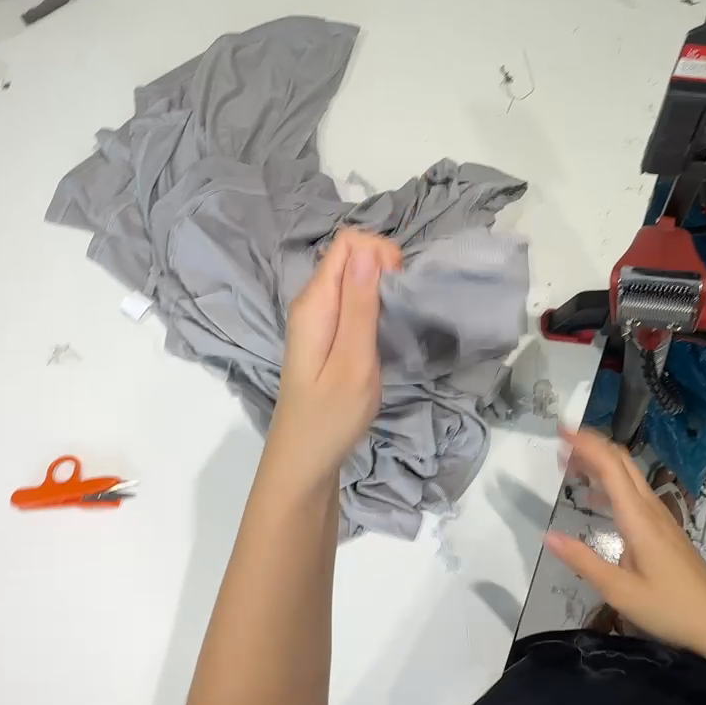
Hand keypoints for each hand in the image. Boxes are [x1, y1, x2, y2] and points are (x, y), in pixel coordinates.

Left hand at [266, 229, 403, 485]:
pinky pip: (353, 302)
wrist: (305, 462)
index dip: (381, 252)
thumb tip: (370, 248)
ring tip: (396, 323)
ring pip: (355, 279)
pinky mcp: (328, 336)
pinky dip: (375, 307)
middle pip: (352, 256)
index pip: (349, 242)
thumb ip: (361, 305)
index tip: (400, 288)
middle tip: (401, 311)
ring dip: (382, 289)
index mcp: (315, 302)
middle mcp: (313, 302)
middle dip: (385, 268)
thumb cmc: (331, 417)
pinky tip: (385, 334)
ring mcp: (319, 319)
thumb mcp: (353, 361)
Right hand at [544, 429, 705, 657]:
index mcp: (637, 517)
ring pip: (628, 474)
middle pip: (621, 461)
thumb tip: (548, 536)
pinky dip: (610, 483)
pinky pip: (634, 492)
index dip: (585, 444)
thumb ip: (583, 561)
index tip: (561, 431)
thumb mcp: (619, 591)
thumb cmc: (669, 607)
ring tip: (569, 467)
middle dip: (591, 446)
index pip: (610, 466)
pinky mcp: (663, 527)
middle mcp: (650, 508)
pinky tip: (594, 499)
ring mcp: (660, 516)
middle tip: (560, 444)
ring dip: (600, 463)